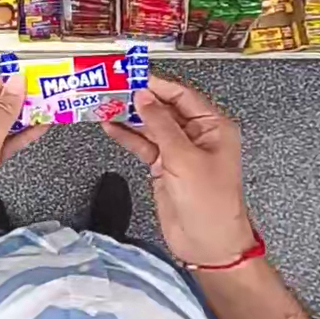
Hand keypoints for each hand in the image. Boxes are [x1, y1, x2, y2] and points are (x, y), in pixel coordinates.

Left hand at [0, 75, 43, 250]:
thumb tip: (16, 86)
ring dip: (23, 117)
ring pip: (1, 125)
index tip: (26, 76)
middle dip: (16, 99)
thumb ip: (2, 114)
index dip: (2, 82)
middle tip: (42, 90)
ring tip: (47, 106)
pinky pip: (6, 144)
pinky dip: (22, 136)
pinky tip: (39, 128)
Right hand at [104, 76, 254, 266]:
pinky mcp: (164, 166)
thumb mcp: (184, 157)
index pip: (182, 95)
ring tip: (105, 103)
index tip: (133, 75)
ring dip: (130, 116)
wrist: (208, 244)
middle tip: (113, 87)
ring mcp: (179, 150)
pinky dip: (128, 136)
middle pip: (164, 108)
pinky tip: (111, 126)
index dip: (157, 84)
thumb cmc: (209, 202)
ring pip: (151, 125)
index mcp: (213, 126)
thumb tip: (143, 96)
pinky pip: (144, 144)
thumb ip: (160, 124)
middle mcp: (197, 134)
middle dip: (140, 98)